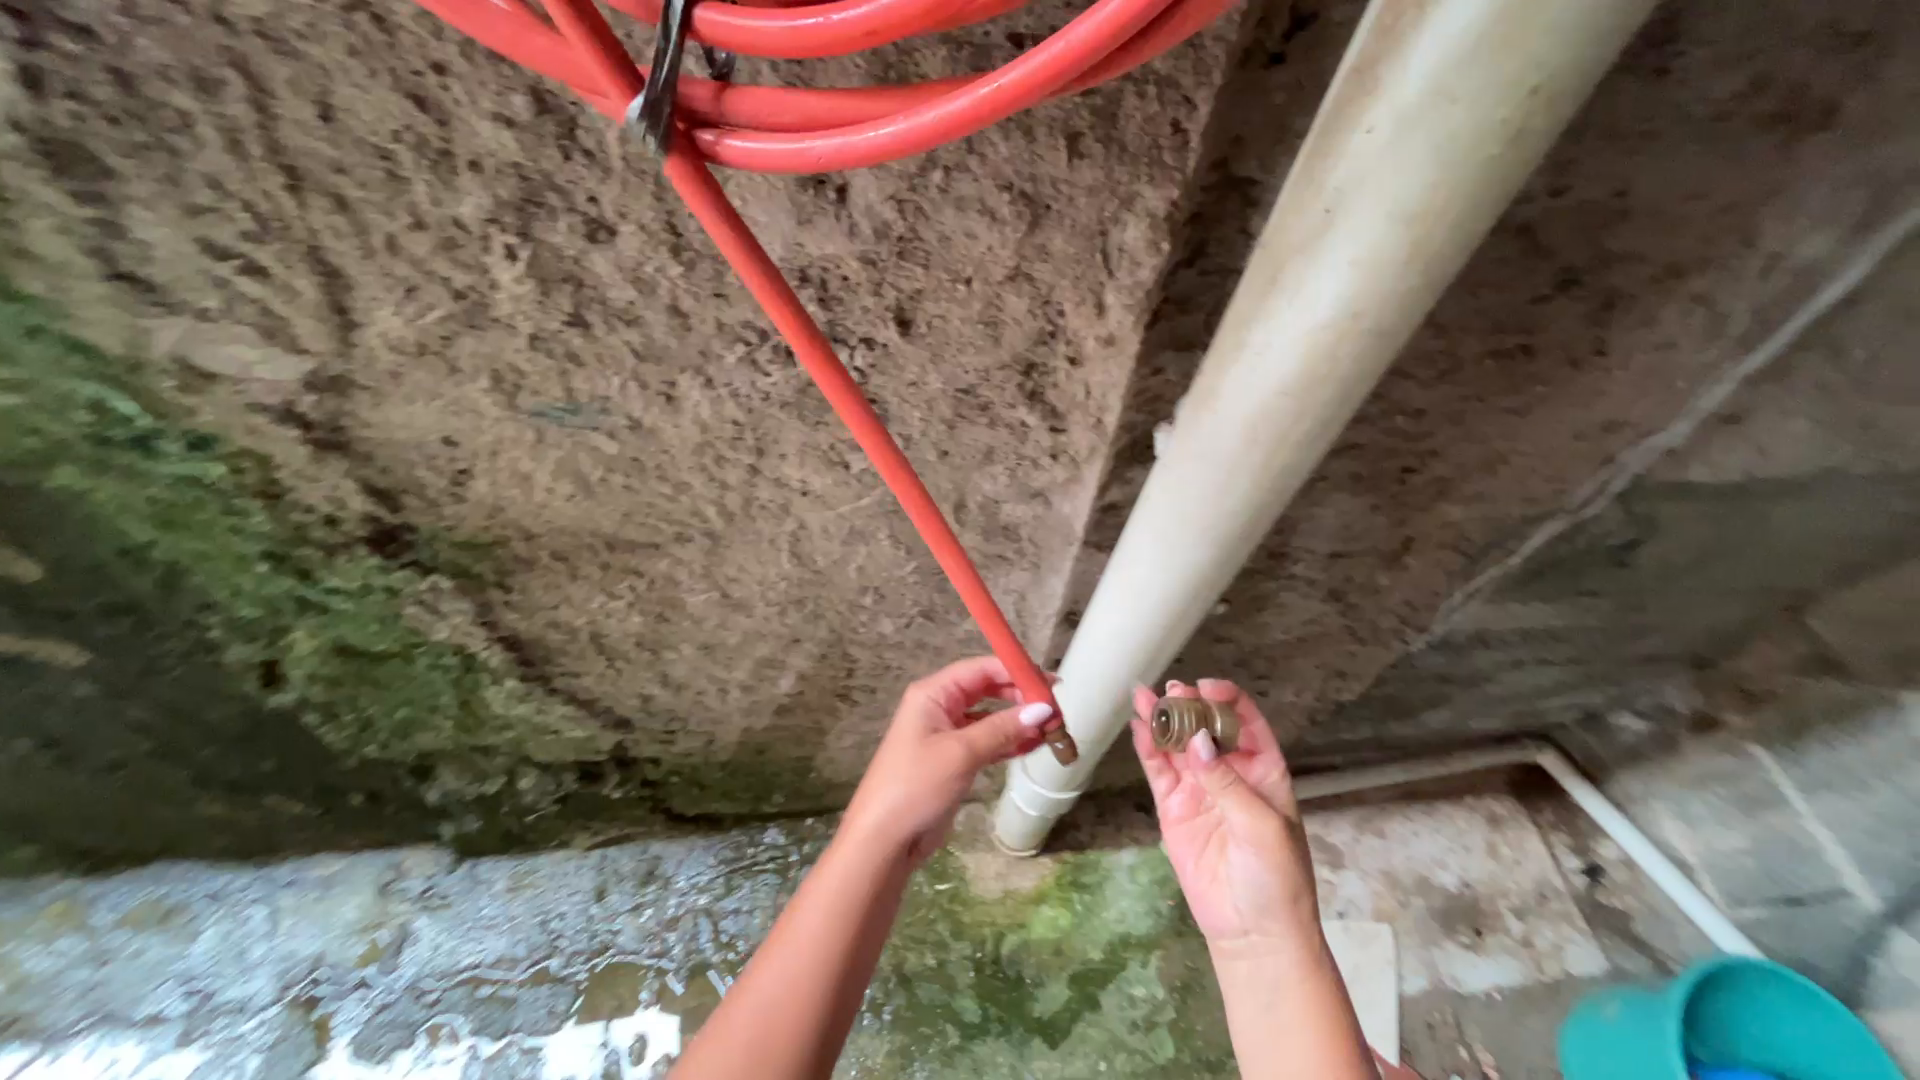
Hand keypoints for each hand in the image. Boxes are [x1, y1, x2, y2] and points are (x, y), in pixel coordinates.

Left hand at [842, 656, 1054, 864]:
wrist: (885, 839)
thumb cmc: (917, 785)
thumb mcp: (961, 753)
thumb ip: (1002, 728)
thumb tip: (1043, 709)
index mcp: (933, 694)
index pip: (981, 669)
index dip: (1016, 671)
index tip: (1052, 684)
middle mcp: (939, 707)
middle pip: (987, 689)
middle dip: (1021, 696)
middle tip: (1056, 709)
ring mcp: (946, 734)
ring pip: (990, 716)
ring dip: (1019, 721)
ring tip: (1053, 729)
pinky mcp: (954, 760)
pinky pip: (988, 741)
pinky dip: (1010, 742)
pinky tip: (1034, 746)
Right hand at [1130, 678, 1319, 946]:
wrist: (1253, 932)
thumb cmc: (1276, 878)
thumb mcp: (1262, 825)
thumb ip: (1226, 781)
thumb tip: (1195, 740)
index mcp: (1264, 770)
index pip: (1246, 722)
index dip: (1227, 699)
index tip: (1206, 688)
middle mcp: (1229, 773)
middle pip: (1206, 727)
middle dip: (1189, 704)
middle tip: (1170, 691)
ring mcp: (1199, 790)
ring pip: (1177, 744)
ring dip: (1161, 719)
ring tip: (1142, 696)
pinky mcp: (1173, 808)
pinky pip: (1158, 771)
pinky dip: (1147, 748)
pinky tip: (1137, 727)